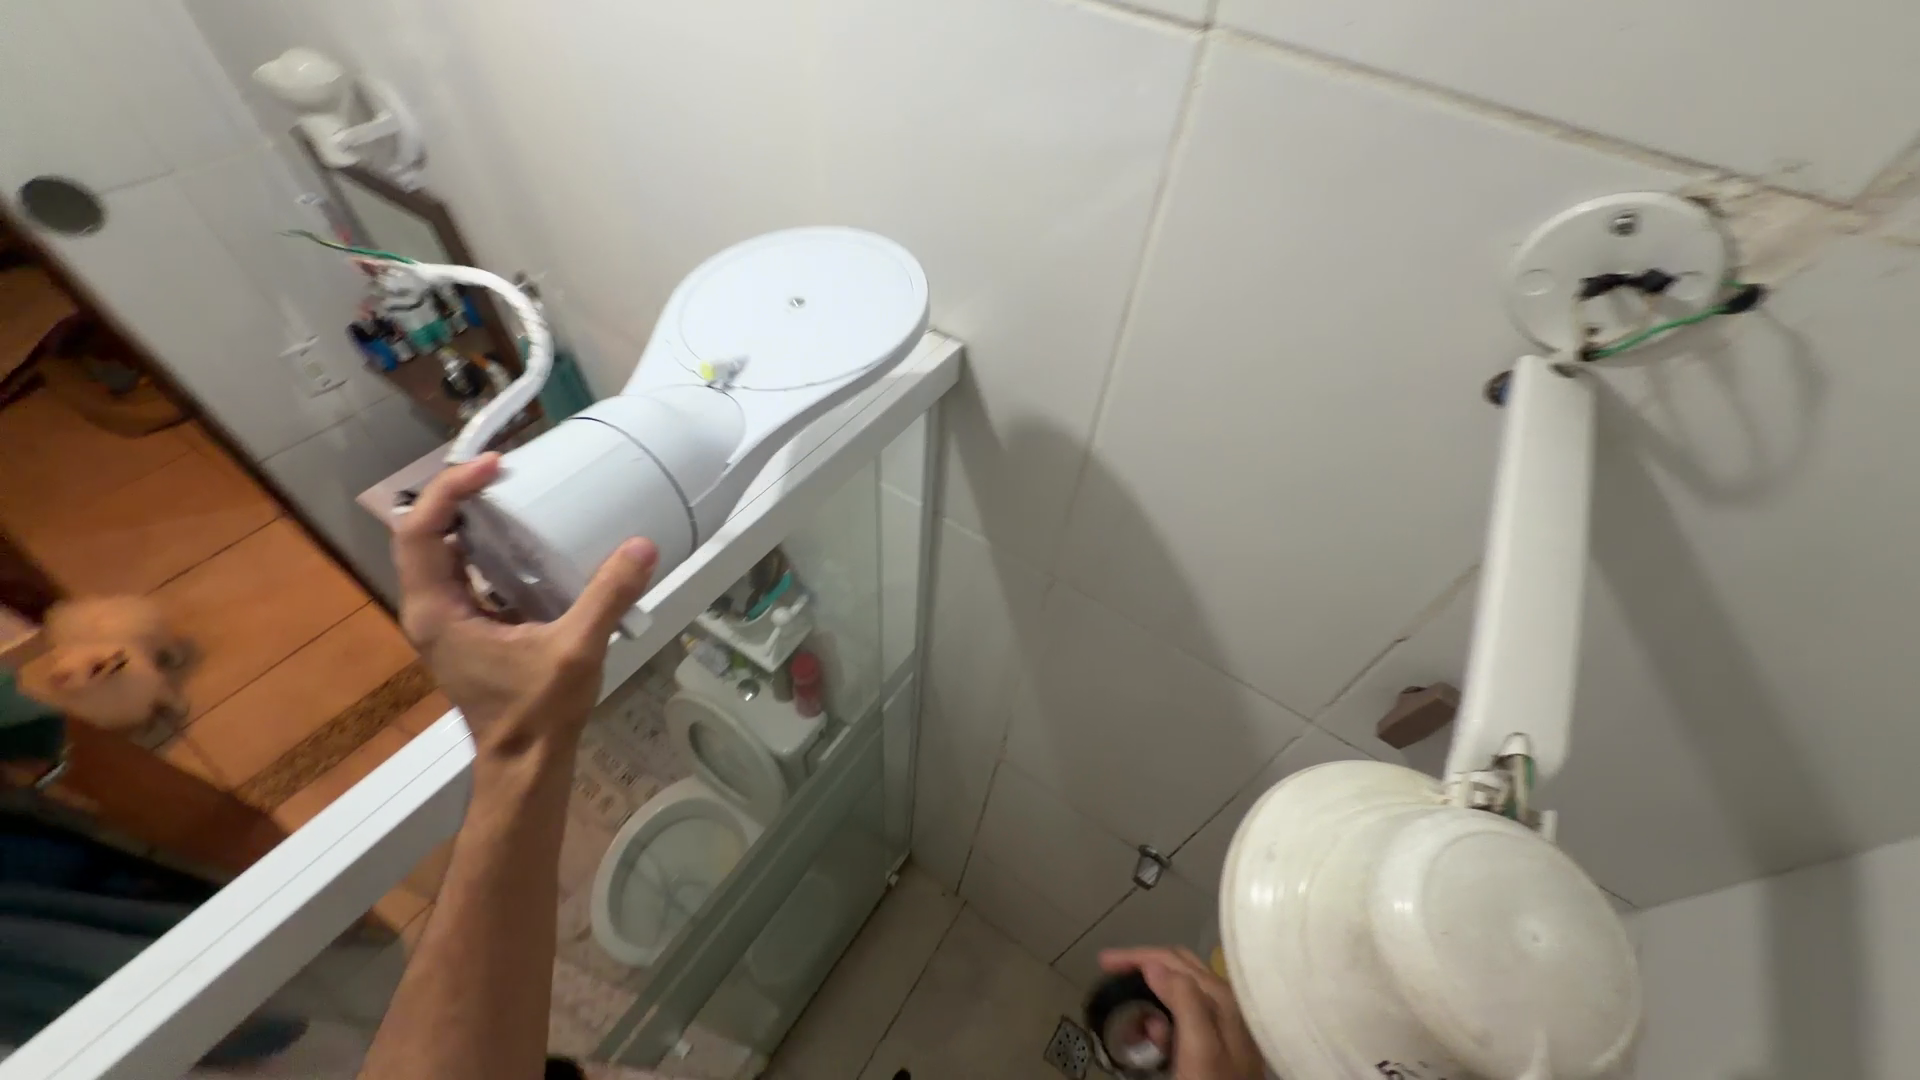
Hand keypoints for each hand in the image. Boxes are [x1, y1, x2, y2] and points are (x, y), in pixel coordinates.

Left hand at [393, 454, 657, 759]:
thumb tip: (643, 546)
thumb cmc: (539, 710)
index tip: (492, 467)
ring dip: (475, 525)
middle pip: (427, 538)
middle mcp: (431, 612)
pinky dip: (492, 553)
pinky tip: (532, 548)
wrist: (525, 763)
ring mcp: (448, 624)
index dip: (449, 492)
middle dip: (460, 499)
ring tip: (519, 499)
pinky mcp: (470, 633)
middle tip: (509, 475)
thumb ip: (608, 597)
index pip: (420, 533)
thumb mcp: (577, 650)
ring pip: (446, 558)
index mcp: (438, 611)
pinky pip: (470, 578)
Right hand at [1098, 947, 1264, 1079]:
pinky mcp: (1216, 1045)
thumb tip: (1153, 964)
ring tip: (1127, 1017)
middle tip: (1110, 978)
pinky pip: (1181, 1017)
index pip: (1172, 959)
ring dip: (1148, 997)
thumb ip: (1184, 1002)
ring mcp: (1222, 1024)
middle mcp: (1224, 1003)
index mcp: (1221, 997)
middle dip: (1140, 970)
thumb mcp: (1200, 1051)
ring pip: (1177, 992)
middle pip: (1175, 968)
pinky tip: (1151, 1038)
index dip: (1136, 956)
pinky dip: (1160, 1019)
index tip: (1104, 964)